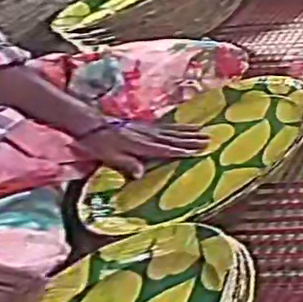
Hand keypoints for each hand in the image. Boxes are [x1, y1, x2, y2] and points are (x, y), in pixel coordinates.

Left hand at [76, 120, 209, 177]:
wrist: (92, 125)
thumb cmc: (100, 144)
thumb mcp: (109, 158)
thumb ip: (127, 165)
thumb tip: (141, 176)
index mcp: (143, 147)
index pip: (167, 150)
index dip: (183, 151)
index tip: (199, 152)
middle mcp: (151, 137)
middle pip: (176, 139)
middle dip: (193, 141)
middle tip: (210, 141)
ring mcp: (151, 130)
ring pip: (175, 132)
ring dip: (192, 133)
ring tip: (206, 134)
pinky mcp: (149, 126)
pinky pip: (170, 126)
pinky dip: (182, 126)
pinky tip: (190, 126)